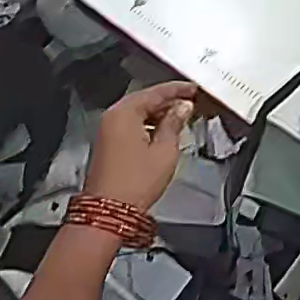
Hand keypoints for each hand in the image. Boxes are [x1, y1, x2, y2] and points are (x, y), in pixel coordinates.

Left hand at [83, 82, 198, 209]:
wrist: (110, 211)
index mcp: (125, 113)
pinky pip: (130, 126)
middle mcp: (112, 117)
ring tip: (180, 118)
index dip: (177, 90)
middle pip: (144, 100)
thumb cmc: (134, 183)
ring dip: (158, 114)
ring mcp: (107, 131)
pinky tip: (162, 133)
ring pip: (137, 113)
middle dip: (167, 101)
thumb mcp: (165, 150)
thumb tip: (182, 108)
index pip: (155, 92)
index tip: (192, 89)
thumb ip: (175, 123)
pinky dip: (148, 125)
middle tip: (189, 102)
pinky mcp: (108, 144)